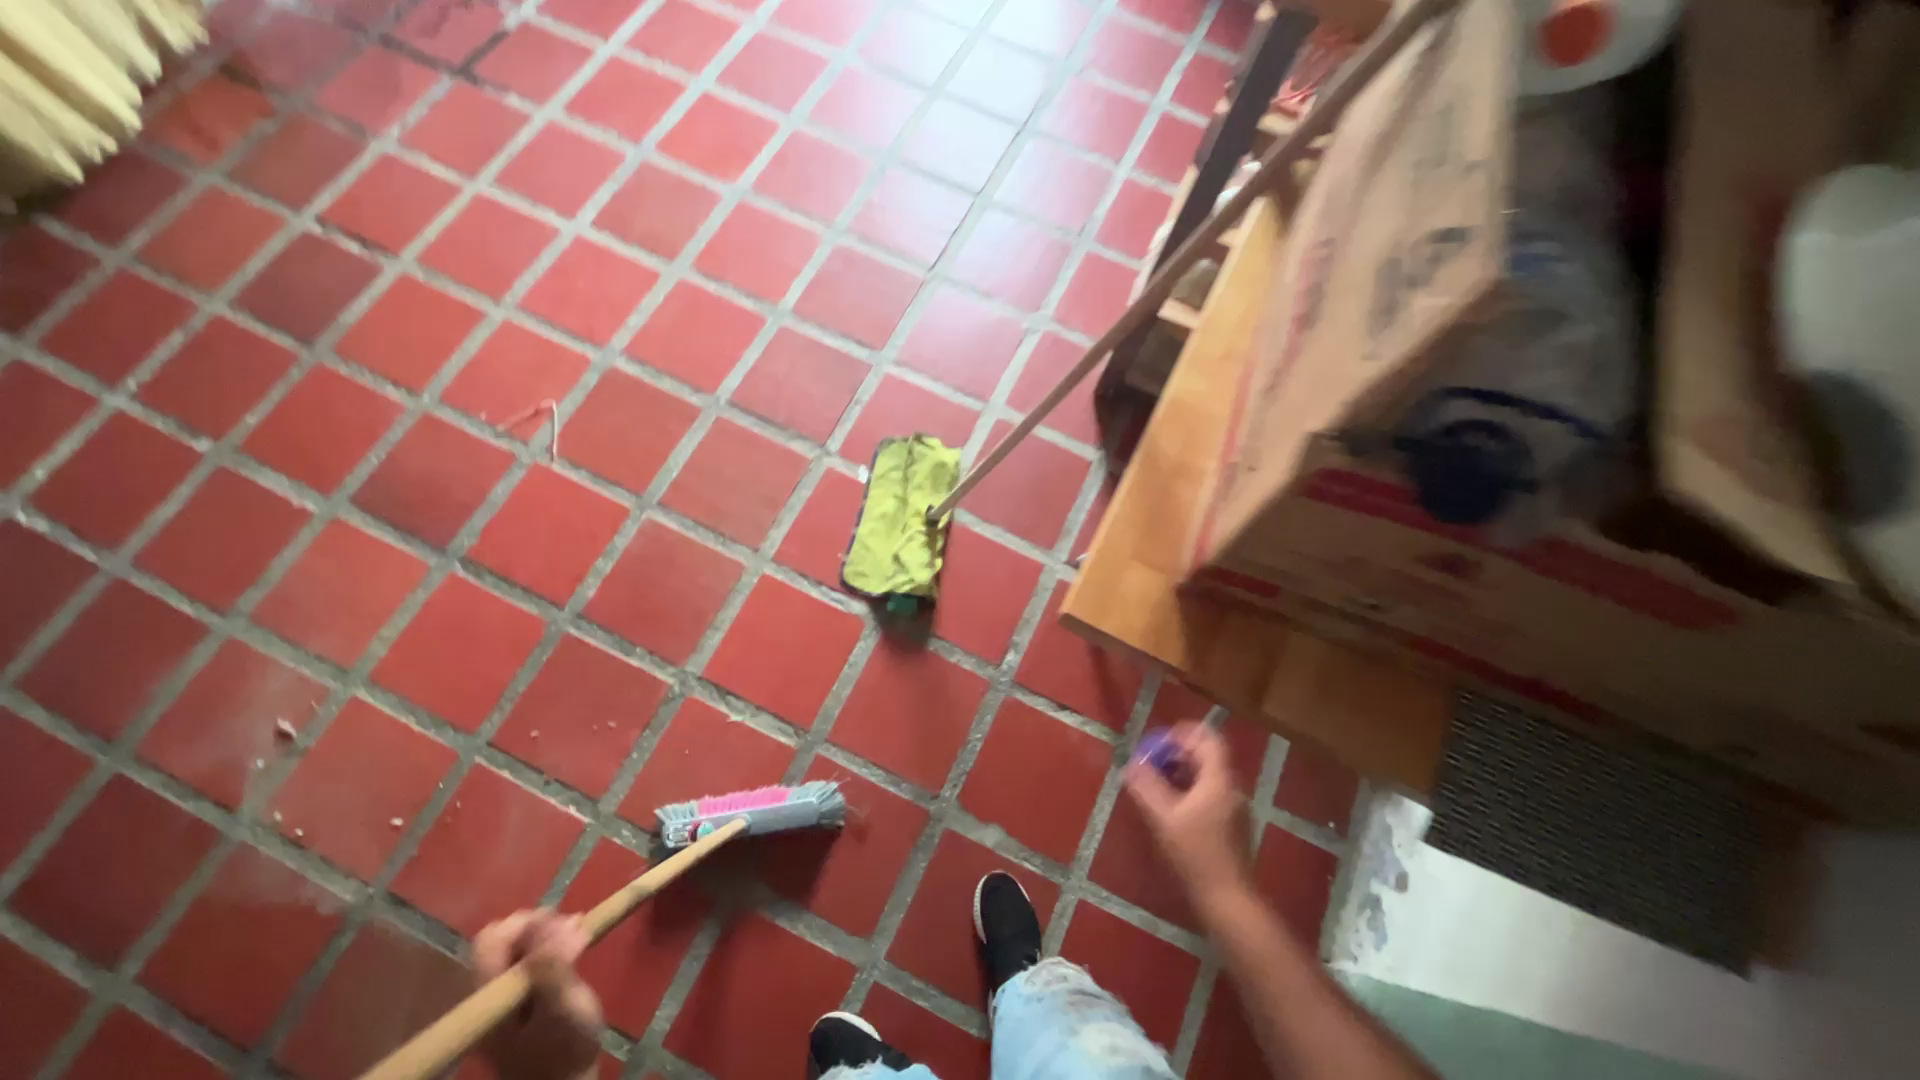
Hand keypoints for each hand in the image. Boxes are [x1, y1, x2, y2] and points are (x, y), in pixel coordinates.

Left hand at [471, 910, 601, 1079]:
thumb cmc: (565, 1051)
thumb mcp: (562, 1007)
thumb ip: (551, 964)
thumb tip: (552, 919)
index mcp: (487, 993)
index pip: (491, 939)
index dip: (527, 923)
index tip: (564, 925)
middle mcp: (485, 994)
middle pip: (501, 942)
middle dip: (538, 928)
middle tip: (574, 931)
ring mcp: (500, 1002)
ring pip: (515, 952)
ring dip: (545, 940)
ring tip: (576, 943)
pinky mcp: (516, 1007)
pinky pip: (525, 967)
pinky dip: (546, 956)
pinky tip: (568, 961)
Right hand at [1125, 722, 1251, 898]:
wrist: (1227, 897)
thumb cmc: (1194, 855)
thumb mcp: (1163, 819)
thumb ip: (1146, 787)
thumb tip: (1131, 764)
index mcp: (1219, 780)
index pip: (1207, 739)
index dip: (1182, 734)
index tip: (1156, 744)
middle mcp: (1231, 788)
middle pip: (1206, 757)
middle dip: (1176, 755)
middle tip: (1149, 764)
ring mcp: (1234, 807)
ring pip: (1207, 776)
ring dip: (1180, 773)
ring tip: (1154, 785)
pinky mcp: (1231, 824)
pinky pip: (1209, 793)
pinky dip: (1189, 790)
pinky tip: (1170, 808)